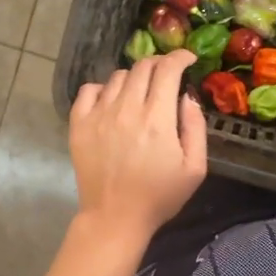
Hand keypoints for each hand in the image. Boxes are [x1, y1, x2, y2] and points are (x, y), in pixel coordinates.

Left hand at [69, 51, 208, 242]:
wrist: (114, 218)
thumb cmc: (159, 196)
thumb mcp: (195, 168)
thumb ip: (196, 127)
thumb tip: (187, 96)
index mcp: (157, 119)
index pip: (168, 69)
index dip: (180, 57)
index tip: (188, 59)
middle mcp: (127, 109)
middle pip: (143, 67)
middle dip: (160, 64)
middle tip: (167, 75)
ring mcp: (99, 114)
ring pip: (118, 76)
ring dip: (134, 78)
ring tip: (140, 93)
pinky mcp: (79, 123)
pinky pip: (89, 89)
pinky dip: (103, 88)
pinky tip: (111, 101)